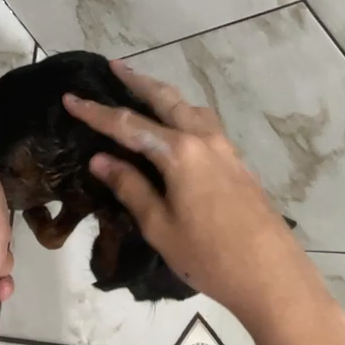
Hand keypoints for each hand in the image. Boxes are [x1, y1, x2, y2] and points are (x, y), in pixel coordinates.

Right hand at [66, 61, 313, 324]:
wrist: (273, 278)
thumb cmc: (210, 257)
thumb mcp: (160, 226)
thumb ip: (130, 187)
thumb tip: (100, 160)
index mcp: (179, 152)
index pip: (128, 124)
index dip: (96, 112)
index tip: (70, 99)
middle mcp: (202, 138)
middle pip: (164, 98)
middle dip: (136, 81)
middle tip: (113, 66)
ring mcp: (224, 148)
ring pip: (188, 107)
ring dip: (162, 93)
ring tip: (141, 89)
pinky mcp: (235, 161)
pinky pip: (202, 122)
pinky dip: (181, 111)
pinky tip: (174, 125)